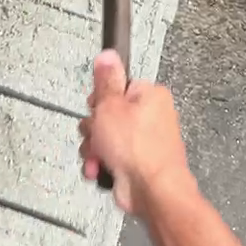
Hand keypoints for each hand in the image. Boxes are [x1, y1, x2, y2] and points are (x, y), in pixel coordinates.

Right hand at [78, 50, 193, 216]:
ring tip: (99, 157)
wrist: (151, 190)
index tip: (96, 109)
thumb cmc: (139, 150)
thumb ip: (106, 81)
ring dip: (94, 150)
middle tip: (97, 135)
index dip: (99, 100)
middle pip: (107, 115)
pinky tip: (102, 170)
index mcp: (150, 96)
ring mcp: (144, 142)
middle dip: (94, 130)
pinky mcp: (137, 163)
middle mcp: (151, 117)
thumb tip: (107, 55)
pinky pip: (110, 158)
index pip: (116, 87)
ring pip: (105, 139)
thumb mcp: (111, 107)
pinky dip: (101, 165)